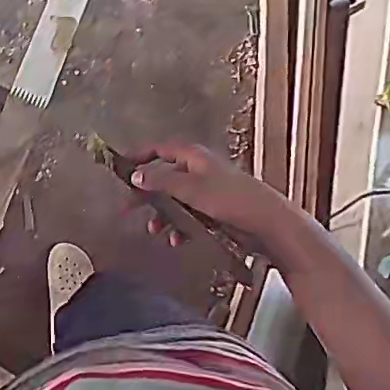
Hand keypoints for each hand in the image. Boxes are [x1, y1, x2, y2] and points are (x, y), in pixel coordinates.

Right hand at [128, 140, 293, 242]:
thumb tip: (135, 176)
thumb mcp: (190, 189)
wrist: (270, 224)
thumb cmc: (231, 200)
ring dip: (162, 215)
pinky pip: (188, 216)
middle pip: (163, 177)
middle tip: (129, 207)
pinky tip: (176, 240)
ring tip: (154, 230)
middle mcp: (198, 169)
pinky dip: (179, 227)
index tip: (120, 168)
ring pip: (174, 200)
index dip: (138, 156)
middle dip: (146, 194)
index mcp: (193, 156)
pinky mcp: (215, 210)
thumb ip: (160, 181)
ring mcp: (207, 190)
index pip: (158, 149)